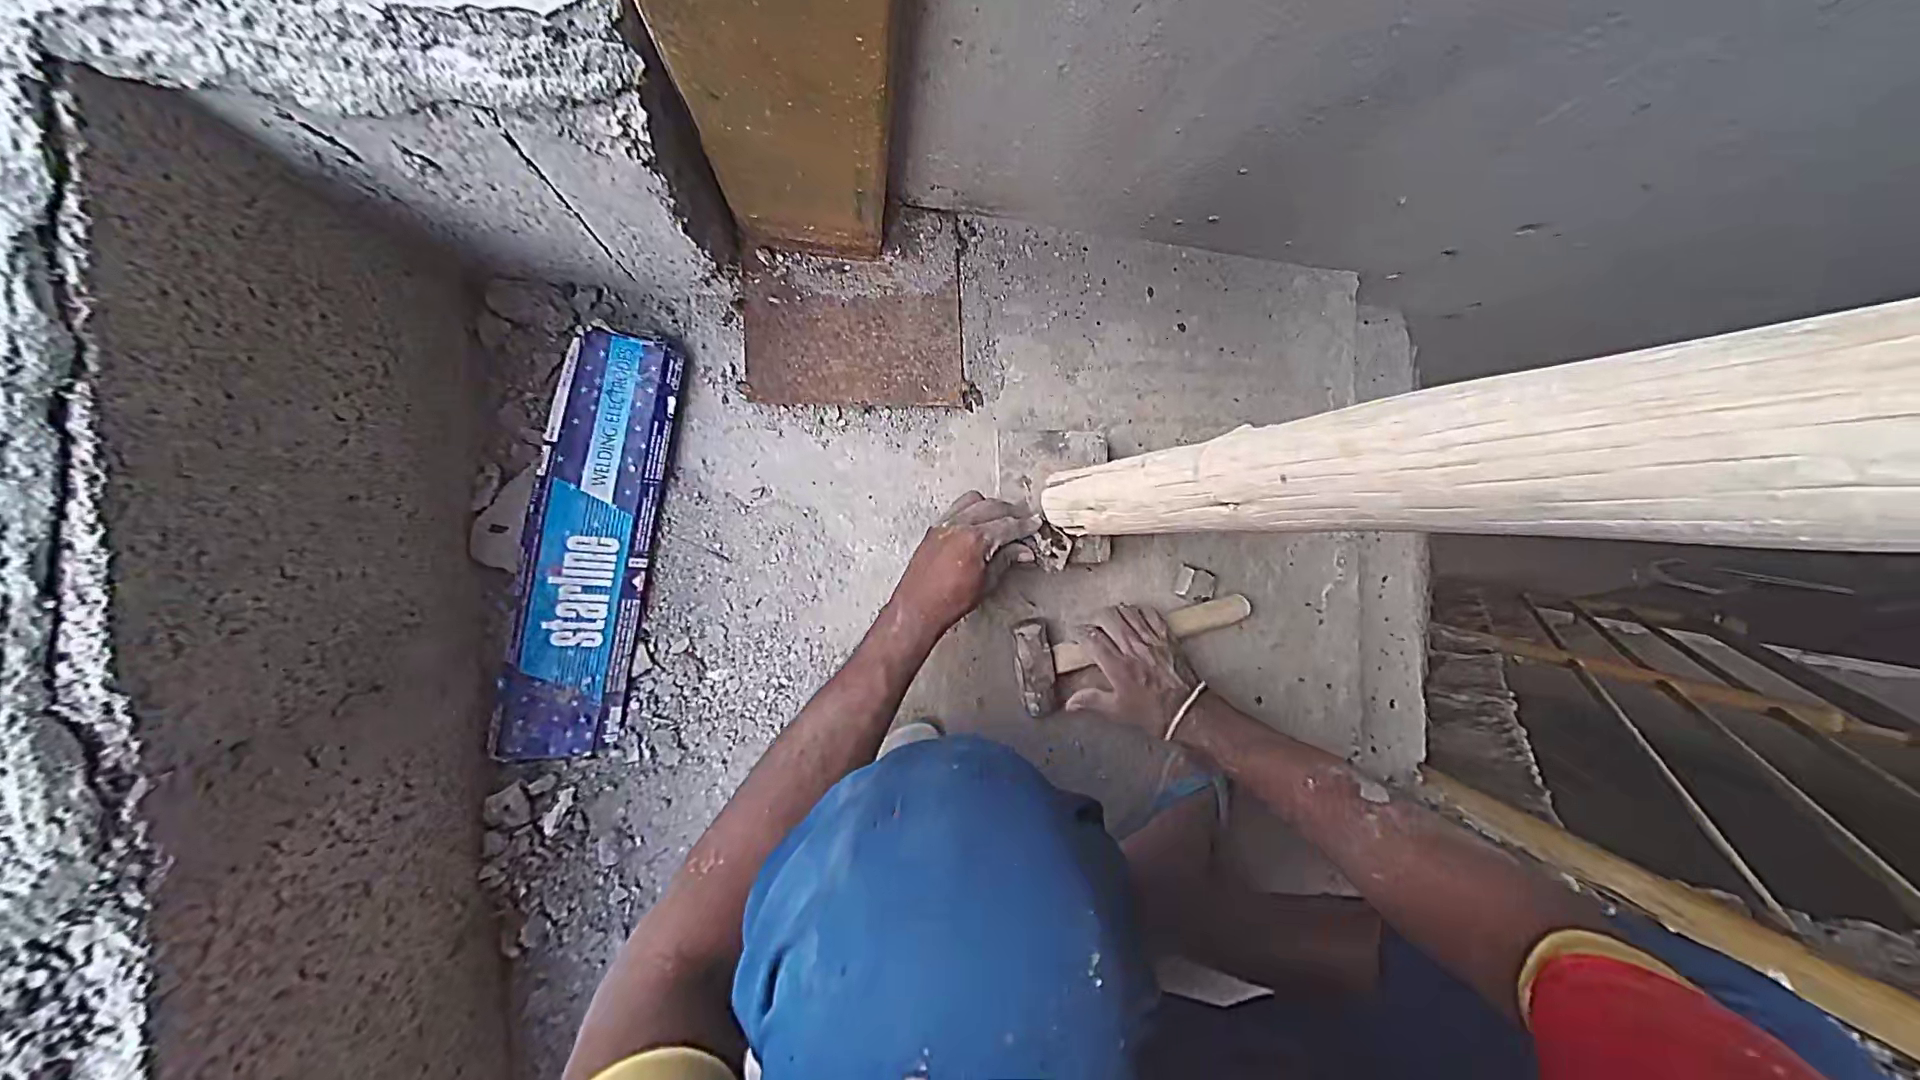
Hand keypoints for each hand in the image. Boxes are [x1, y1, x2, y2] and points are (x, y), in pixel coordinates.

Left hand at [888, 492, 1039, 633]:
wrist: (917, 607)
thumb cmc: (949, 601)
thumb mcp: (987, 582)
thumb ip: (1005, 560)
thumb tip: (1022, 550)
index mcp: (975, 538)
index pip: (1008, 525)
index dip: (1025, 525)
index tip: (1035, 525)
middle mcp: (959, 525)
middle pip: (993, 507)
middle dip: (1012, 512)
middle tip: (1024, 521)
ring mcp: (944, 524)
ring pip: (974, 501)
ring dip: (991, 506)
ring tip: (1002, 519)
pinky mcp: (934, 529)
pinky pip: (957, 508)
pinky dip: (972, 509)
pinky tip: (979, 522)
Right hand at [1066, 604, 1200, 739]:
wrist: (1187, 710)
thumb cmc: (1151, 712)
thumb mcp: (1117, 710)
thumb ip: (1091, 701)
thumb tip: (1069, 703)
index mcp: (1118, 666)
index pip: (1092, 638)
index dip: (1080, 632)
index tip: (1076, 633)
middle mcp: (1133, 649)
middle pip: (1108, 618)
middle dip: (1095, 617)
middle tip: (1092, 624)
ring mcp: (1151, 640)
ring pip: (1128, 612)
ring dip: (1116, 612)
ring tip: (1111, 619)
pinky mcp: (1166, 637)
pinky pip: (1150, 614)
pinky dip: (1139, 611)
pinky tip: (1134, 616)